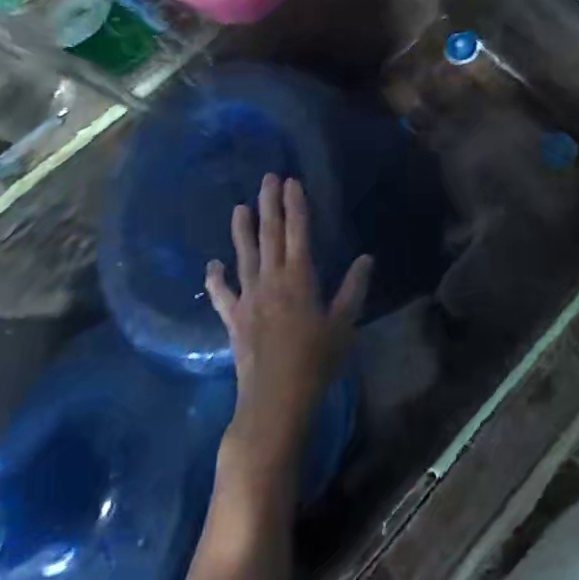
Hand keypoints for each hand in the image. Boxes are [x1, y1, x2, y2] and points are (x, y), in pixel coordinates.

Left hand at [205, 174, 371, 463]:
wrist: (274, 400)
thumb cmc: (315, 362)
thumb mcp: (344, 325)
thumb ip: (353, 289)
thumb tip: (366, 258)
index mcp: (300, 278)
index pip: (298, 232)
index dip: (295, 205)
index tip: (291, 181)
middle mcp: (271, 280)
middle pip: (270, 235)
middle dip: (269, 205)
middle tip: (267, 179)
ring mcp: (248, 298)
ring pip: (244, 256)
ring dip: (242, 230)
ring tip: (239, 207)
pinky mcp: (233, 319)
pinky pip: (222, 294)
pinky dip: (216, 279)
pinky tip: (212, 265)